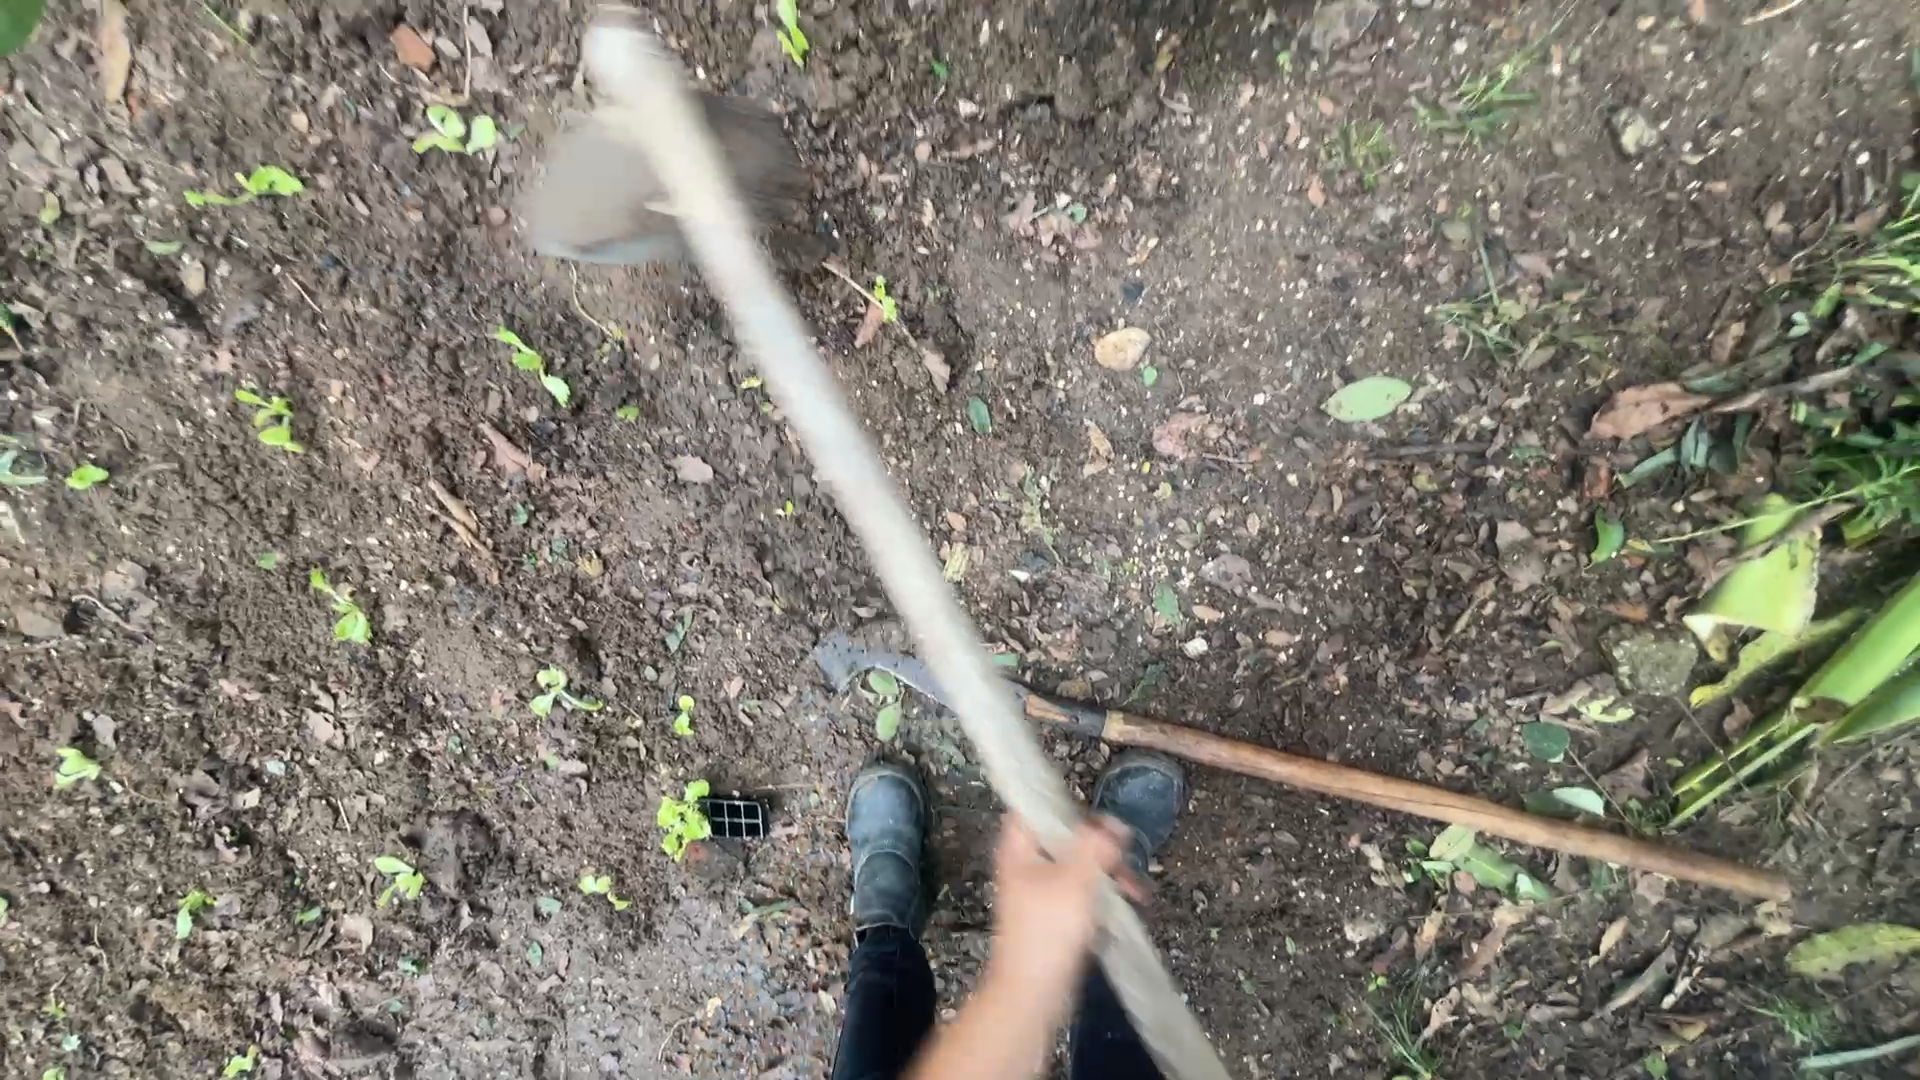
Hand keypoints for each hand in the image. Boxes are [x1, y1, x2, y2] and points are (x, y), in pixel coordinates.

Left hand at [981, 815, 1135, 1022]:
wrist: (1031, 995)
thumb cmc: (1047, 931)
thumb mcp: (1075, 880)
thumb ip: (1095, 846)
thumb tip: (1113, 824)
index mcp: (1019, 847)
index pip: (1035, 807)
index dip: (1064, 804)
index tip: (1096, 814)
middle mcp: (1026, 864)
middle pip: (1063, 838)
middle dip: (1098, 846)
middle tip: (1125, 855)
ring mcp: (1038, 892)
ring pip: (1076, 867)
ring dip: (1107, 874)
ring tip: (1136, 890)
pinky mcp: (1052, 916)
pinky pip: (1079, 894)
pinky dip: (1101, 897)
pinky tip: (1126, 906)